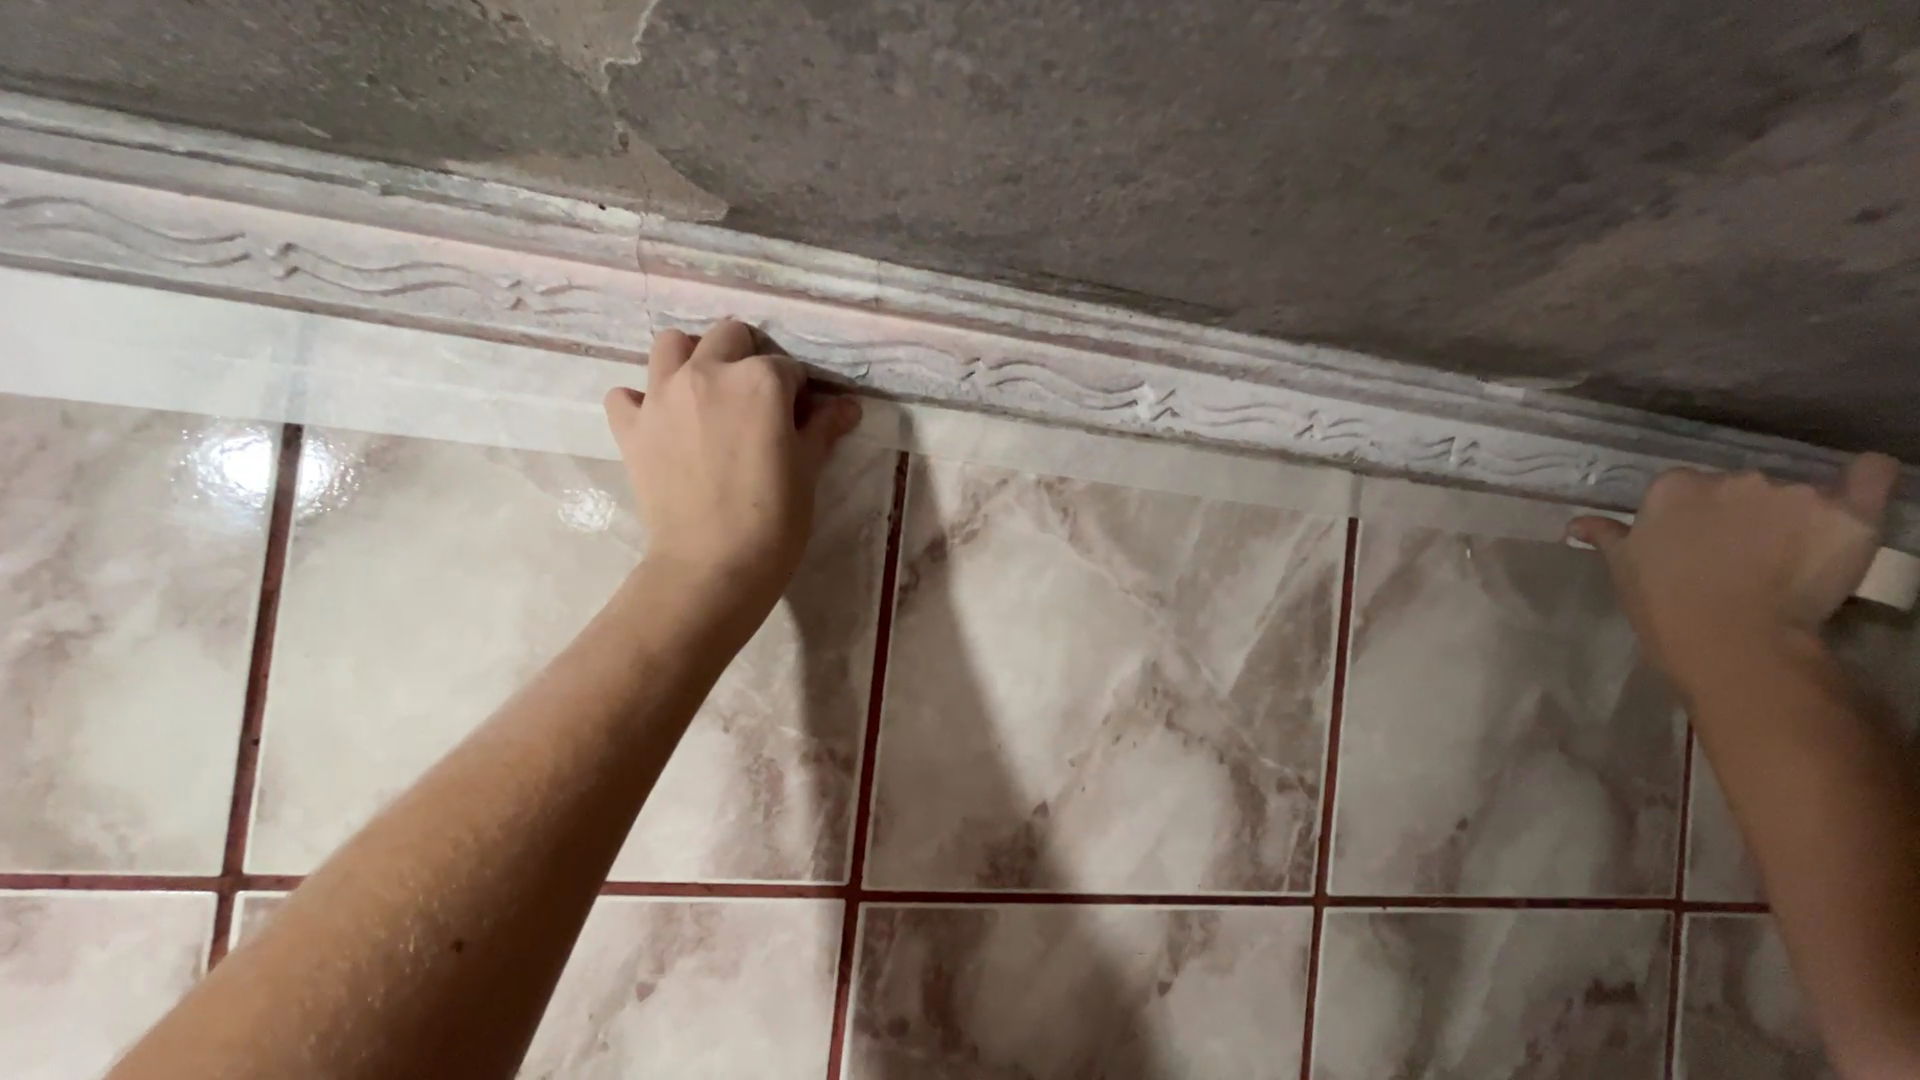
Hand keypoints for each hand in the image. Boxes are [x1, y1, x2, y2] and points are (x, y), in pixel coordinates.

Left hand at [605, 320, 861, 631]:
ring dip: (691, 358)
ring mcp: (663, 396)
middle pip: (729, 337)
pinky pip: (627, 394)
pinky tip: (661, 423)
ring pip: (671, 344)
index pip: (786, 367)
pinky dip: (642, 401)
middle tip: (755, 399)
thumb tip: (847, 406)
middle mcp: (708, 373)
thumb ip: (823, 428)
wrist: (713, 566)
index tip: (799, 417)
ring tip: (706, 392)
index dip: (797, 391)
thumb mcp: (809, 469)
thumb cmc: (775, 519)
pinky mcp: (631, 426)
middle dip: (747, 357)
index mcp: (760, 380)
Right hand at [1569, 454, 1900, 684]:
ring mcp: (1792, 494)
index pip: (1681, 488)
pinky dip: (1867, 477)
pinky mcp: (1848, 514)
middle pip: (1738, 488)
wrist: (1735, 643)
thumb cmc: (1664, 607)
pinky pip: (1869, 478)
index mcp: (1672, 488)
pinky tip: (1865, 477)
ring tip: (1790, 557)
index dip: (1688, 517)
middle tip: (1739, 557)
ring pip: (1793, 495)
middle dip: (1739, 514)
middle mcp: (1731, 478)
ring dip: (1790, 515)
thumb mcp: (1624, 570)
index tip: (1691, 546)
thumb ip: (1607, 536)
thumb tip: (1577, 523)